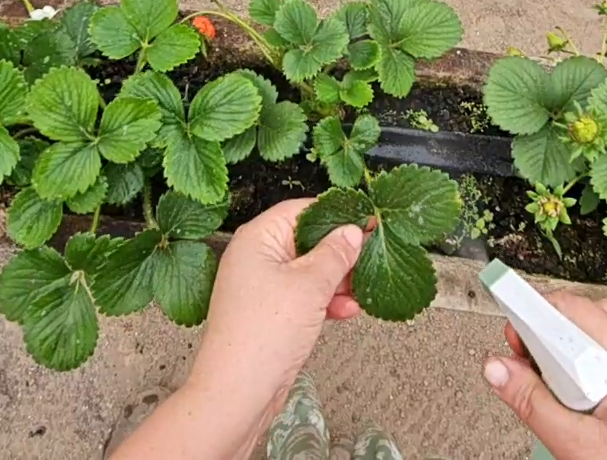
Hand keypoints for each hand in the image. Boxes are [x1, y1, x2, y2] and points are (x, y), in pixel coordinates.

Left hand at [187, 197, 365, 404]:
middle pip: (306, 241)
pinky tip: (348, 310)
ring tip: (363, 287)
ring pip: (308, 271)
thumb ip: (334, 254)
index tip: (366, 219)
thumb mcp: (309, 286)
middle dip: (339, 251)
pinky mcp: (270, 314)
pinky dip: (325, 301)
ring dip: (336, 280)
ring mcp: (262, 287)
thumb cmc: (263, 334)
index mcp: (258, 238)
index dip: (335, 214)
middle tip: (370, 255)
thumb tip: (350, 231)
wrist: (235, 396)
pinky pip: (303, 297)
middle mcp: (256, 257)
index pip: (301, 210)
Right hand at [483, 292, 606, 459]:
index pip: (572, 310)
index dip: (534, 314)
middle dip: (549, 332)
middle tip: (523, 362)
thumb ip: (533, 403)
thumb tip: (496, 367)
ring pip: (603, 334)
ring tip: (552, 385)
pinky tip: (581, 398)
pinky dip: (592, 365)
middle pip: (586, 316)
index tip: (508, 329)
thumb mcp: (581, 449)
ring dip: (571, 349)